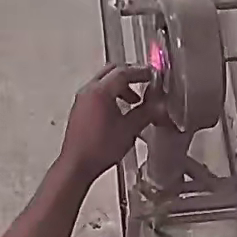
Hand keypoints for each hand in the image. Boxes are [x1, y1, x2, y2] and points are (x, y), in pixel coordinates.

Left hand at [57, 64, 166, 182]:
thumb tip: (159, 106)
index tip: (153, 74)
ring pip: (103, 81)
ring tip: (135, 100)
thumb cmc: (99, 148)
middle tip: (145, 80)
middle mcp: (88, 91)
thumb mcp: (130, 129)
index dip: (141, 72)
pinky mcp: (79, 109)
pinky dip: (110, 94)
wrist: (77, 165)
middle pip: (111, 71)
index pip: (123, 72)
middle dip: (130, 74)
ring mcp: (82, 100)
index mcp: (100, 92)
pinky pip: (97, 93)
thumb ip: (146, 113)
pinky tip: (120, 110)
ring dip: (120, 86)